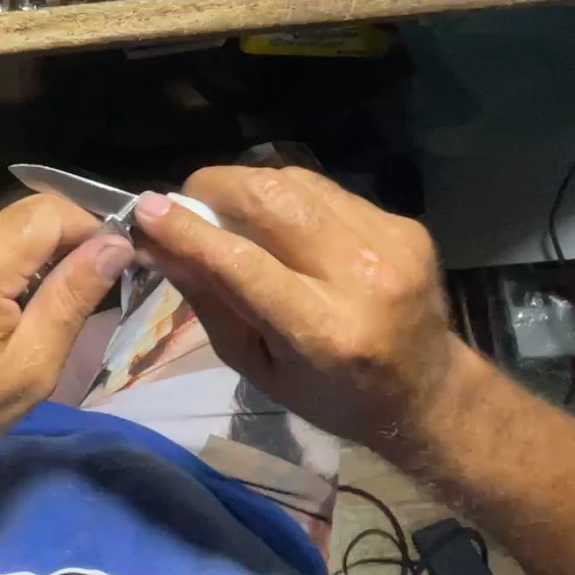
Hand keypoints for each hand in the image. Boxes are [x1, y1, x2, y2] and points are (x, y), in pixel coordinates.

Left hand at [0, 195, 133, 504]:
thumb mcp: (30, 367)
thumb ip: (72, 297)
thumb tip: (117, 244)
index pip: (50, 211)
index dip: (89, 230)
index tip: (109, 264)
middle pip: (27, 215)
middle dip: (60, 245)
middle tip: (74, 295)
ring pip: (3, 224)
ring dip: (27, 254)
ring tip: (29, 307)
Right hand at [132, 166, 465, 449]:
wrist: (429, 392)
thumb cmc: (328, 393)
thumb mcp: (253, 363)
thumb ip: (205, 298)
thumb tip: (154, 243)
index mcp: (324, 334)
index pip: (241, 263)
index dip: (187, 230)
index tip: (144, 209)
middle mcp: (363, 280)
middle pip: (271, 200)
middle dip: (213, 188)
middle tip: (186, 203)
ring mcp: (390, 244)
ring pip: (292, 181)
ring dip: (245, 187)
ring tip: (230, 212)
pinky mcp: (403, 223)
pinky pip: (321, 188)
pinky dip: (285, 196)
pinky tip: (280, 223)